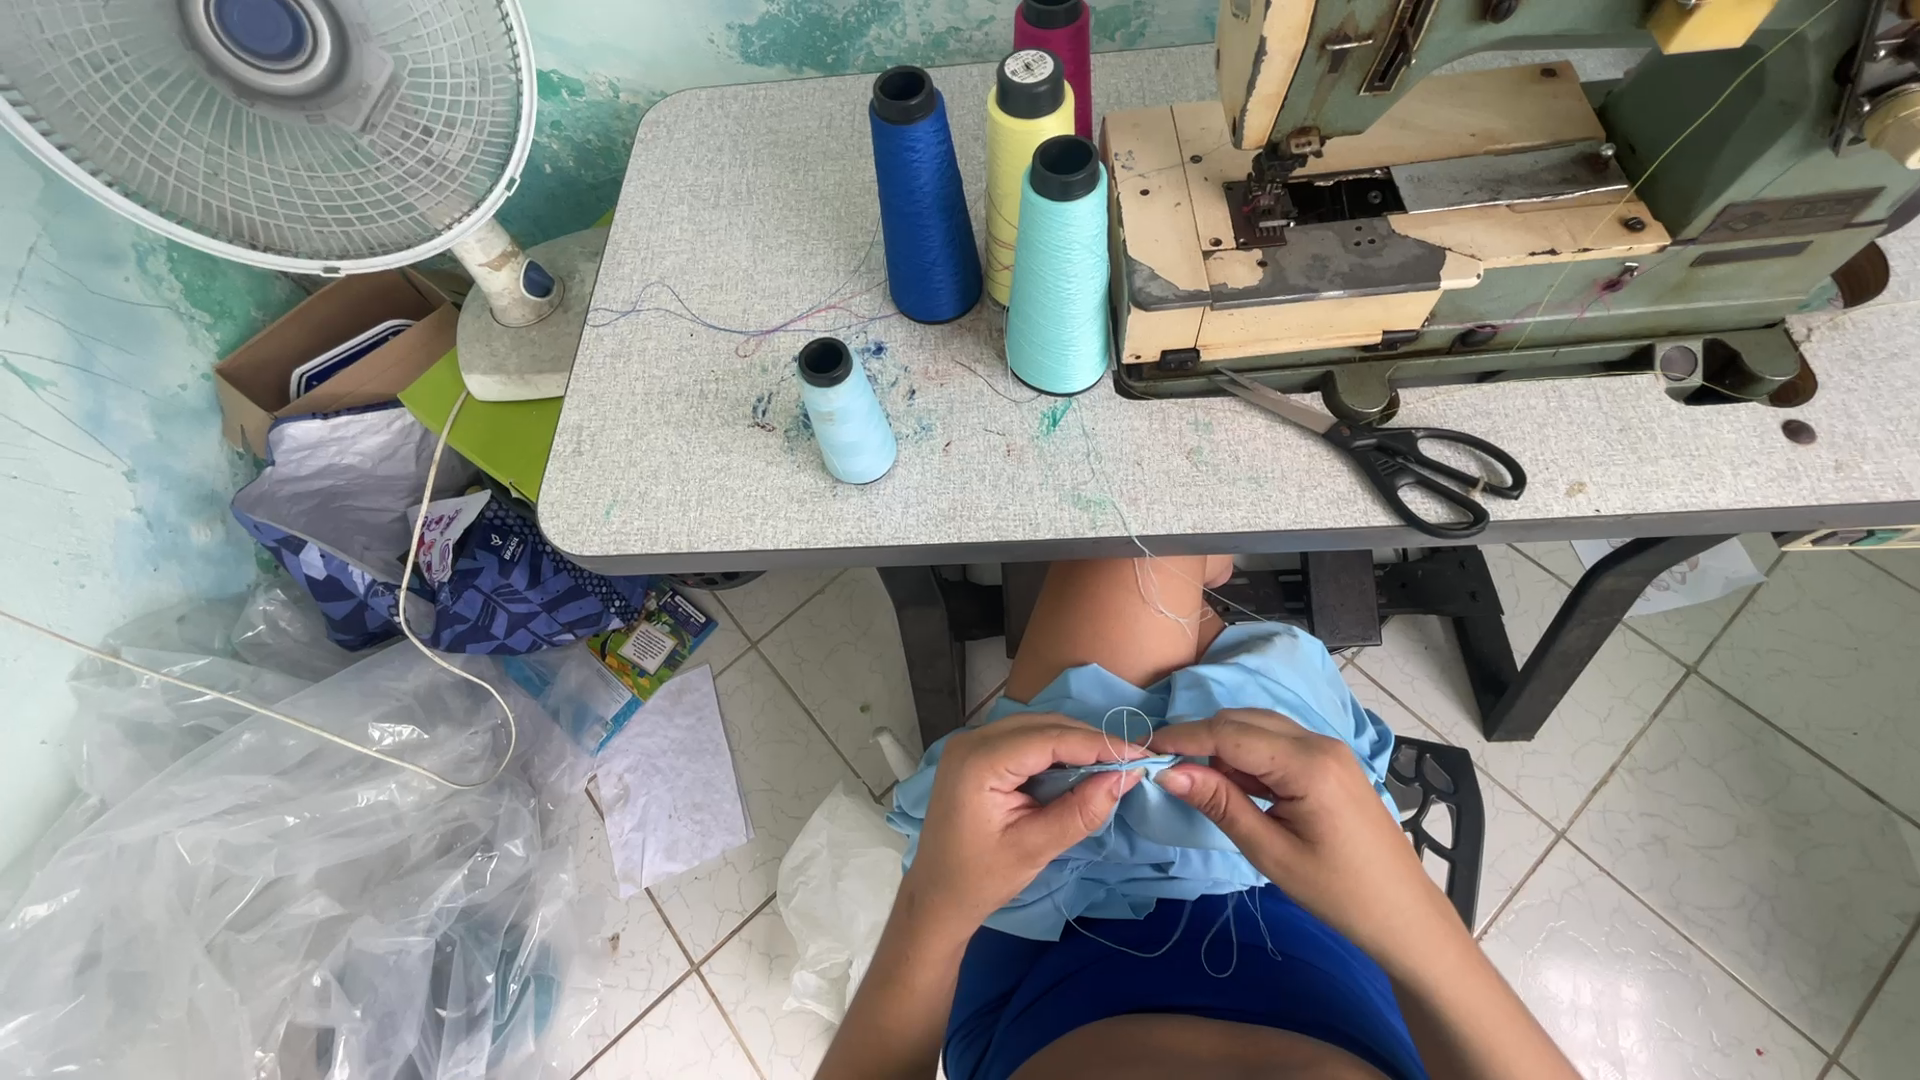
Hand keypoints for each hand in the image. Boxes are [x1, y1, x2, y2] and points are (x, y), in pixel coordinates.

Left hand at [902, 713, 1145, 934]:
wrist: (936, 895)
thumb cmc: (980, 878)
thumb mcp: (1035, 848)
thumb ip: (1080, 811)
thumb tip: (1125, 777)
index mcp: (979, 761)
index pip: (1049, 738)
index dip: (1097, 743)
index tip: (1140, 754)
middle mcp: (972, 740)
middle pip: (1043, 725)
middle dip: (1089, 740)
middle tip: (1132, 760)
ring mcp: (971, 742)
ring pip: (1035, 727)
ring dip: (1074, 742)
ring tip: (1113, 763)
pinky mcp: (977, 752)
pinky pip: (1024, 739)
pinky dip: (1054, 750)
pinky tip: (1079, 766)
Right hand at [1151, 709, 1458, 967]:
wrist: (1406, 917)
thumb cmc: (1339, 893)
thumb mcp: (1270, 853)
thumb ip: (1220, 803)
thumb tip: (1167, 771)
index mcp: (1308, 764)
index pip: (1228, 733)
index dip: (1183, 737)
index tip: (1144, 748)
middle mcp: (1319, 742)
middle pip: (1241, 720)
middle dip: (1199, 738)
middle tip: (1164, 767)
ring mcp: (1328, 748)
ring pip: (1256, 725)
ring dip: (1221, 745)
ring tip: (1196, 779)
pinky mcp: (1329, 760)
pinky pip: (1275, 740)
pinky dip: (1245, 753)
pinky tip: (1234, 783)